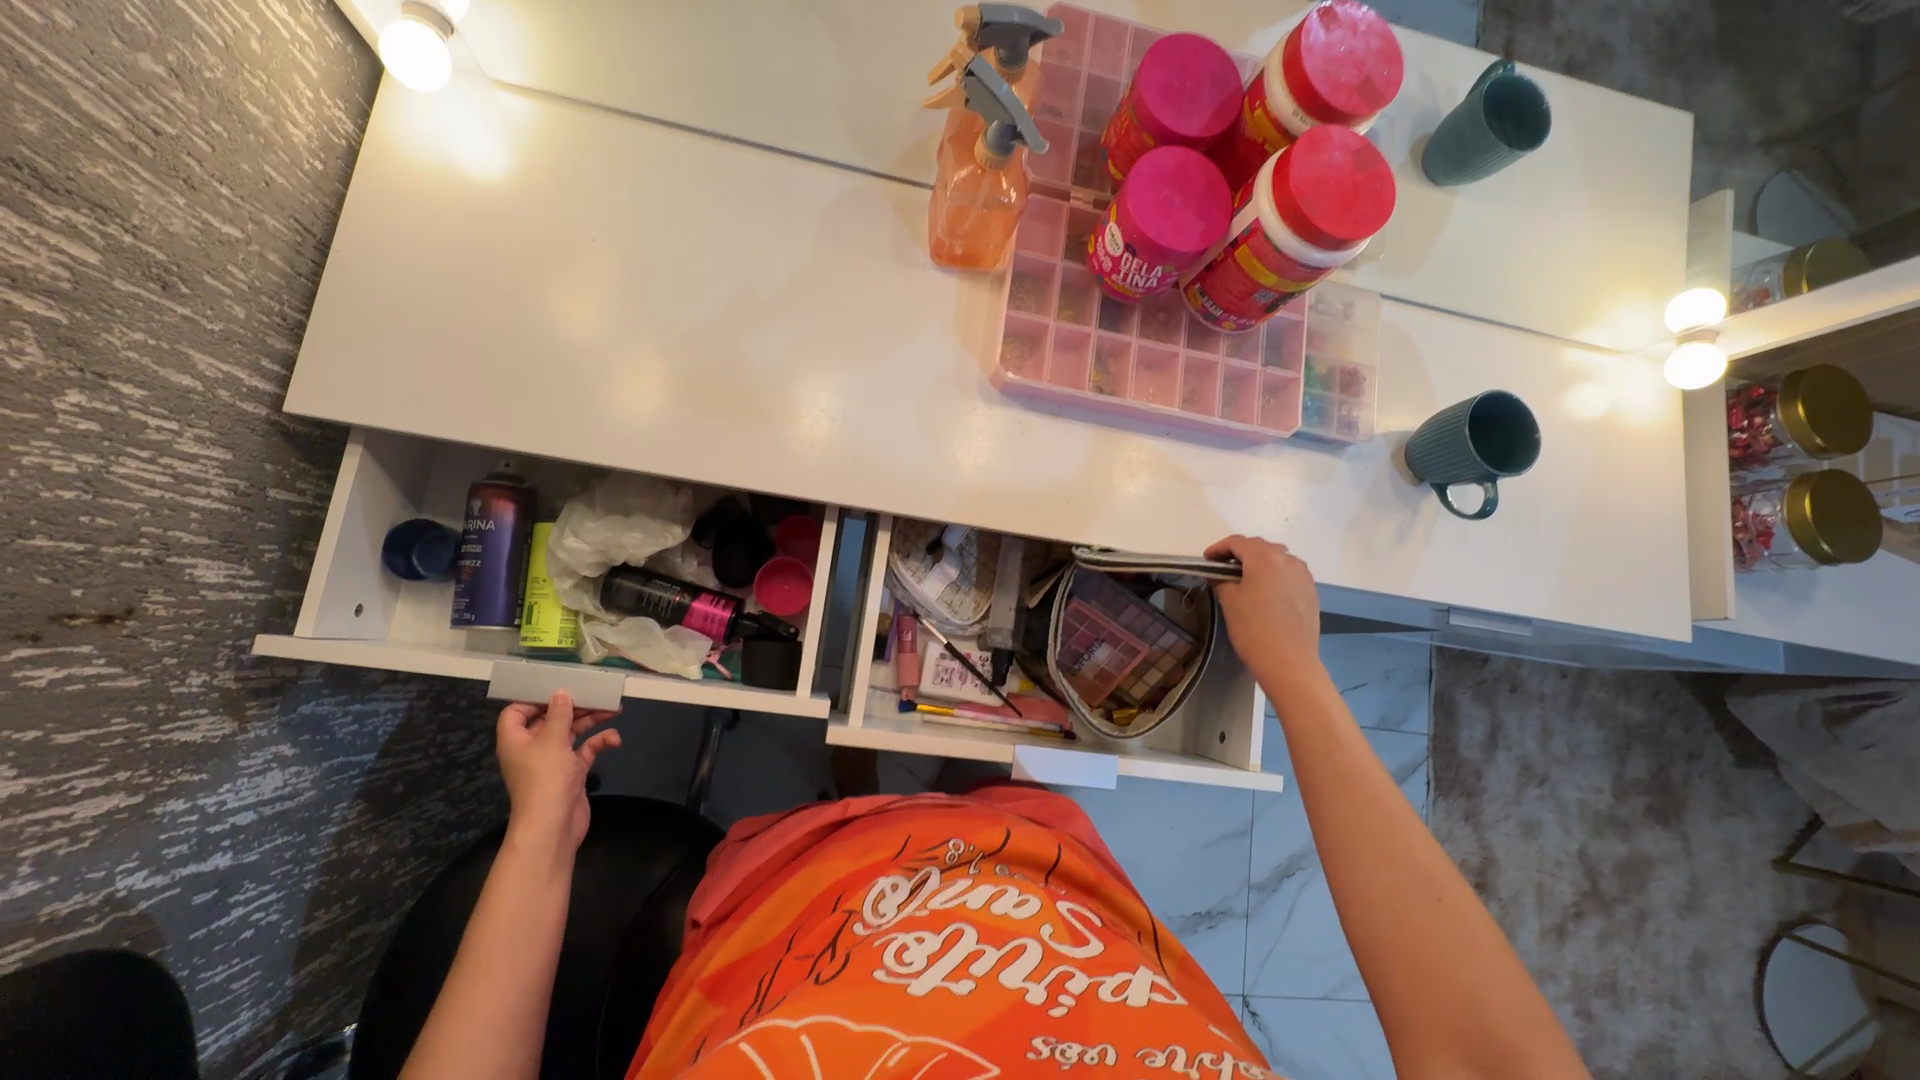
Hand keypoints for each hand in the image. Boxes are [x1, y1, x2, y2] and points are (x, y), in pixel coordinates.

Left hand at [495, 692, 620, 851]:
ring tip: (614, 708)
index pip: (517, 712)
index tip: (558, 689)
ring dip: (591, 721)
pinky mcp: (572, 772)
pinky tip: (614, 739)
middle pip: (551, 719)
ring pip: (572, 732)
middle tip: (596, 694)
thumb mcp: (552, 740)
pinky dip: (599, 742)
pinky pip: (585, 750)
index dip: (534, 699)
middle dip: (573, 706)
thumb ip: (560, 714)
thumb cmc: (545, 778)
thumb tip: (561, 693)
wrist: (554, 825)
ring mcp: (553, 761)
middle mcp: (532, 748)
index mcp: (516, 739)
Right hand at [1205, 535, 1323, 686]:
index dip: (1219, 548)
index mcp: (1264, 558)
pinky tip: (1267, 592)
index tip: (1207, 560)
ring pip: (1278, 558)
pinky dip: (1275, 575)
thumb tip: (1222, 577)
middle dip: (1240, 553)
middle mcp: (1287, 560)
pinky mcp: (1311, 591)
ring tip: (1246, 578)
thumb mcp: (1229, 602)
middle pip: (1260, 546)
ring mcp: (1303, 575)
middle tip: (1223, 568)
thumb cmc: (1253, 629)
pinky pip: (1290, 573)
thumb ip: (1223, 581)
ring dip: (1260, 562)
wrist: (1289, 661)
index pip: (1237, 542)